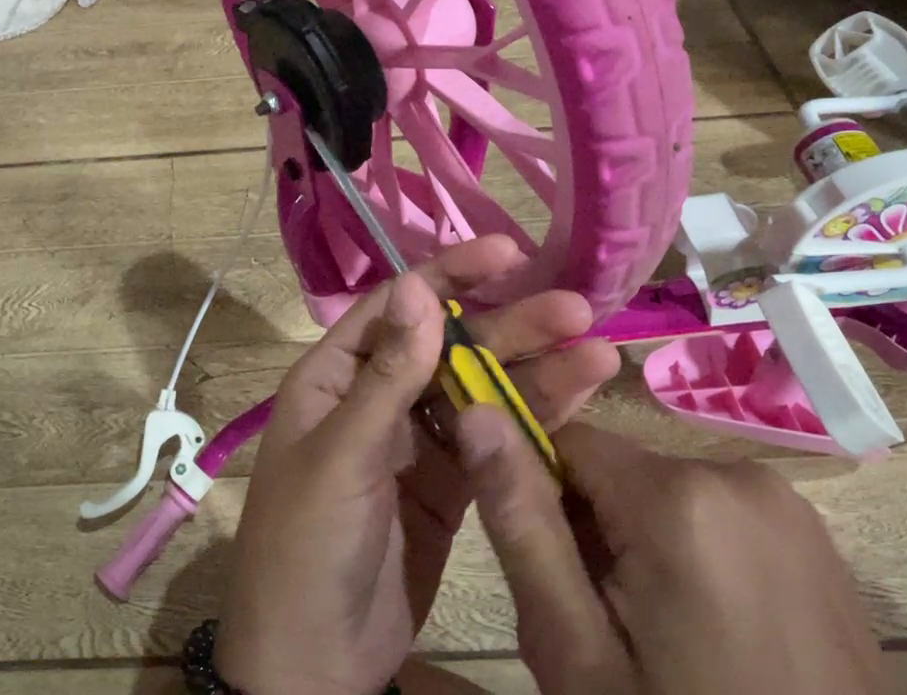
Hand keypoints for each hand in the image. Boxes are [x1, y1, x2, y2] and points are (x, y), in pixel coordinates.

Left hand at [216, 235, 620, 694]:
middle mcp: (377, 398)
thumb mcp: (343, 455)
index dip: (451, 276)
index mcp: (335, 378)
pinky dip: (531, 422)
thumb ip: (387, 375)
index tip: (510, 253)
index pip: (398, 308)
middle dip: (510, 326)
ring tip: (597, 352)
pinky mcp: (448, 487)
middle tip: (577, 310)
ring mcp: (415, 443)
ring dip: (534, 372)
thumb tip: (418, 288)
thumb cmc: (309, 545)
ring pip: (480, 392)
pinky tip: (577, 402)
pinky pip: (492, 441)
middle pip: (450, 347)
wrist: (313, 660)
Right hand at [457, 412, 889, 694]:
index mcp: (677, 495)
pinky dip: (696, 556)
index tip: (551, 573)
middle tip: (606, 627)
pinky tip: (712, 633)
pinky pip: (718, 515)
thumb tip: (476, 414)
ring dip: (643, 545)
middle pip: (619, 472)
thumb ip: (523, 524)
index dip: (542, 499)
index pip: (566, 442)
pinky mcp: (817, 538)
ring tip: (662, 638)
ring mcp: (789, 505)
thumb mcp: (576, 650)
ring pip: (665, 493)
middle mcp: (740, 474)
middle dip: (596, 531)